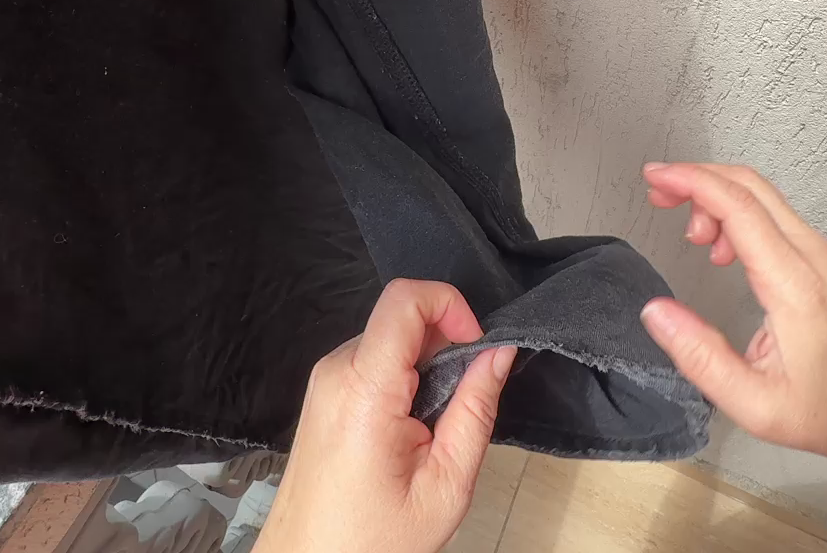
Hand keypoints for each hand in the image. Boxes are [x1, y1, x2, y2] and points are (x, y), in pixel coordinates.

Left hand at [254, 279, 516, 552]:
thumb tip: (500, 351)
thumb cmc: (371, 541)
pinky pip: (375, 355)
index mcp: (364, 388)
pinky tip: (410, 422)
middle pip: (402, 315)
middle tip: (461, 395)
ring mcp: (327, 376)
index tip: (476, 342)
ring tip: (433, 419)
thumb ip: (476, 409)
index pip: (404, 299)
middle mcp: (338, 369)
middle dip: (444, 340)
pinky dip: (404, 373)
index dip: (449, 303)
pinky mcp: (326, 387)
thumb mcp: (444, 486)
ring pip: (391, 334)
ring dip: (425, 360)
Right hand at [637, 162, 826, 474]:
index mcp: (795, 285)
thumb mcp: (754, 405)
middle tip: (658, 192)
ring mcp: (817, 250)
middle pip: (749, 185)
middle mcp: (811, 255)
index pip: (740, 206)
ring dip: (713, 194)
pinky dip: (731, 209)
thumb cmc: (824, 411)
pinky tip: (716, 245)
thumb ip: (700, 358)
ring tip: (690, 236)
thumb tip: (654, 312)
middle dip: (696, 177)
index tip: (655, 177)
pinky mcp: (815, 253)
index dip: (693, 182)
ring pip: (758, 192)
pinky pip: (768, 210)